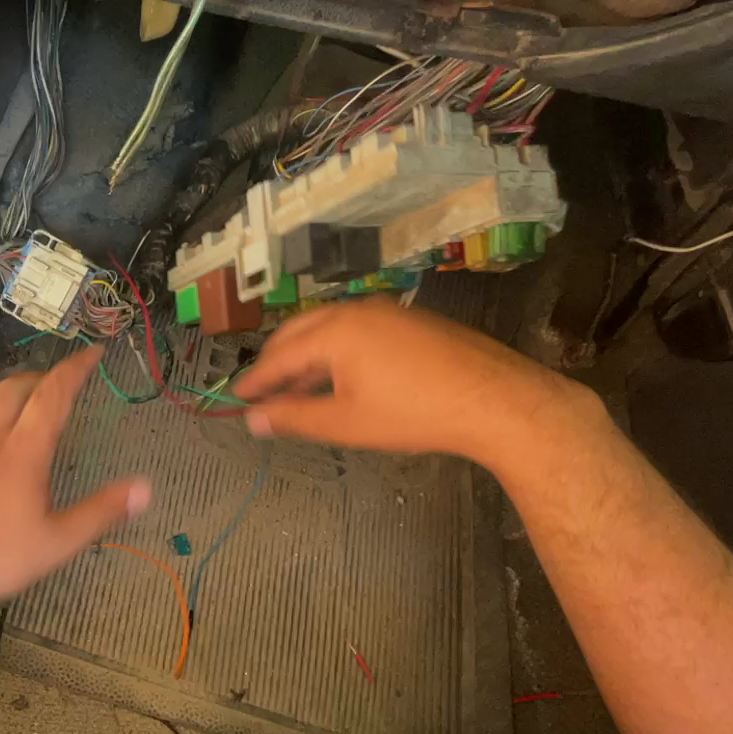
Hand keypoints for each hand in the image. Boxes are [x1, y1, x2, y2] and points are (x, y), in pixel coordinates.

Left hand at [0, 346, 151, 610]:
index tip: (93, 352)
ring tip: (27, 415)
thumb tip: (145, 488)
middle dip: (39, 377)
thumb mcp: (57, 541)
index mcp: (23, 451)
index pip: (52, 394)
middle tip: (58, 382)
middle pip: (12, 390)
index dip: (75, 369)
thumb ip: (101, 512)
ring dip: (10, 402)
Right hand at [231, 298, 599, 467]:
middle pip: (299, 332)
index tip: (235, 398)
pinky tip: (339, 378)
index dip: (255, 380)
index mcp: (335, 331)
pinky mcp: (411, 321)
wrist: (497, 401)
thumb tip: (253, 419)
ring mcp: (388, 311)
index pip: (279, 356)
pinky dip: (334, 351)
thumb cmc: (413, 414)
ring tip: (297, 388)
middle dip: (276, 362)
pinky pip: (356, 329)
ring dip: (305, 356)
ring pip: (329, 328)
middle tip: (261, 391)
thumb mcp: (344, 423)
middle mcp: (358, 311)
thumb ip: (292, 417)